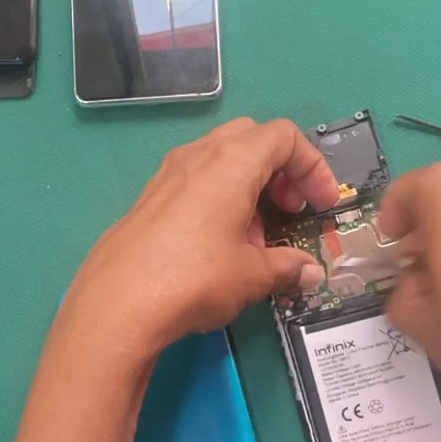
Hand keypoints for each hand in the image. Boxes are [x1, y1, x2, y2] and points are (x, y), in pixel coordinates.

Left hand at [59, 118, 339, 360]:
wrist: (118, 304)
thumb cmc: (195, 279)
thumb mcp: (252, 276)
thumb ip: (287, 267)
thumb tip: (309, 272)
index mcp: (232, 161)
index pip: (284, 137)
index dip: (313, 167)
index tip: (322, 205)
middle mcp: (198, 156)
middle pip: (251, 141)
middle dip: (279, 172)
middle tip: (288, 212)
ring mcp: (167, 176)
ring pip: (220, 162)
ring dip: (248, 191)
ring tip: (254, 242)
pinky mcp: (147, 200)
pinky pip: (194, 184)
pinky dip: (218, 202)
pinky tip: (216, 249)